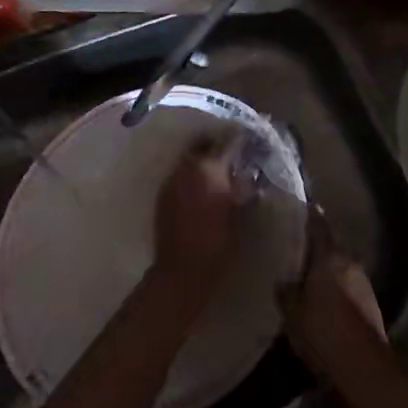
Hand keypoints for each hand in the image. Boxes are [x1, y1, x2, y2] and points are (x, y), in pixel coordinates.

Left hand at [151, 136, 247, 284]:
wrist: (182, 268)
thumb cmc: (217, 240)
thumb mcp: (238, 211)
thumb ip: (241, 186)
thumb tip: (245, 172)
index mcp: (210, 167)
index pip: (225, 142)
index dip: (235, 139)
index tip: (244, 141)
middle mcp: (188, 166)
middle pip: (201, 144)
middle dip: (214, 146)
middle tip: (227, 155)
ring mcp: (172, 178)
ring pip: (188, 158)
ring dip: (200, 160)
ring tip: (213, 171)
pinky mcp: (162, 193)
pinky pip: (178, 174)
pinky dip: (188, 175)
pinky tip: (197, 188)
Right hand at [279, 208, 389, 383]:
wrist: (364, 366)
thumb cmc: (324, 332)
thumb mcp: (293, 313)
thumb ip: (286, 292)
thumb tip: (282, 280)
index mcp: (329, 257)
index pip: (319, 225)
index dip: (309, 214)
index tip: (298, 206)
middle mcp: (349, 262)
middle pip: (330, 246)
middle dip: (315, 246)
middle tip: (295, 247)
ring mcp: (364, 281)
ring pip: (340, 265)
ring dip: (327, 268)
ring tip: (308, 275)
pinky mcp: (370, 302)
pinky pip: (348, 284)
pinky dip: (337, 285)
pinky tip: (325, 298)